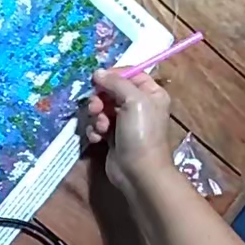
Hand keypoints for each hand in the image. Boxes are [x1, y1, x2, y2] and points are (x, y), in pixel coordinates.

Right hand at [82, 69, 174, 195]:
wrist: (138, 171)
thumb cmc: (141, 133)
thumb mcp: (133, 101)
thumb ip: (116, 82)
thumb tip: (97, 72)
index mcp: (150, 93)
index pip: (129, 74)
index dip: (112, 75)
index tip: (97, 80)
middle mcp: (138, 104)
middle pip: (111, 90)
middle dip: (99, 99)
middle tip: (95, 108)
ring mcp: (124, 121)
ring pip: (101, 108)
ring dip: (96, 116)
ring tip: (100, 127)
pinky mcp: (112, 135)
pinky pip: (97, 124)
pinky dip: (94, 130)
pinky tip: (98, 138)